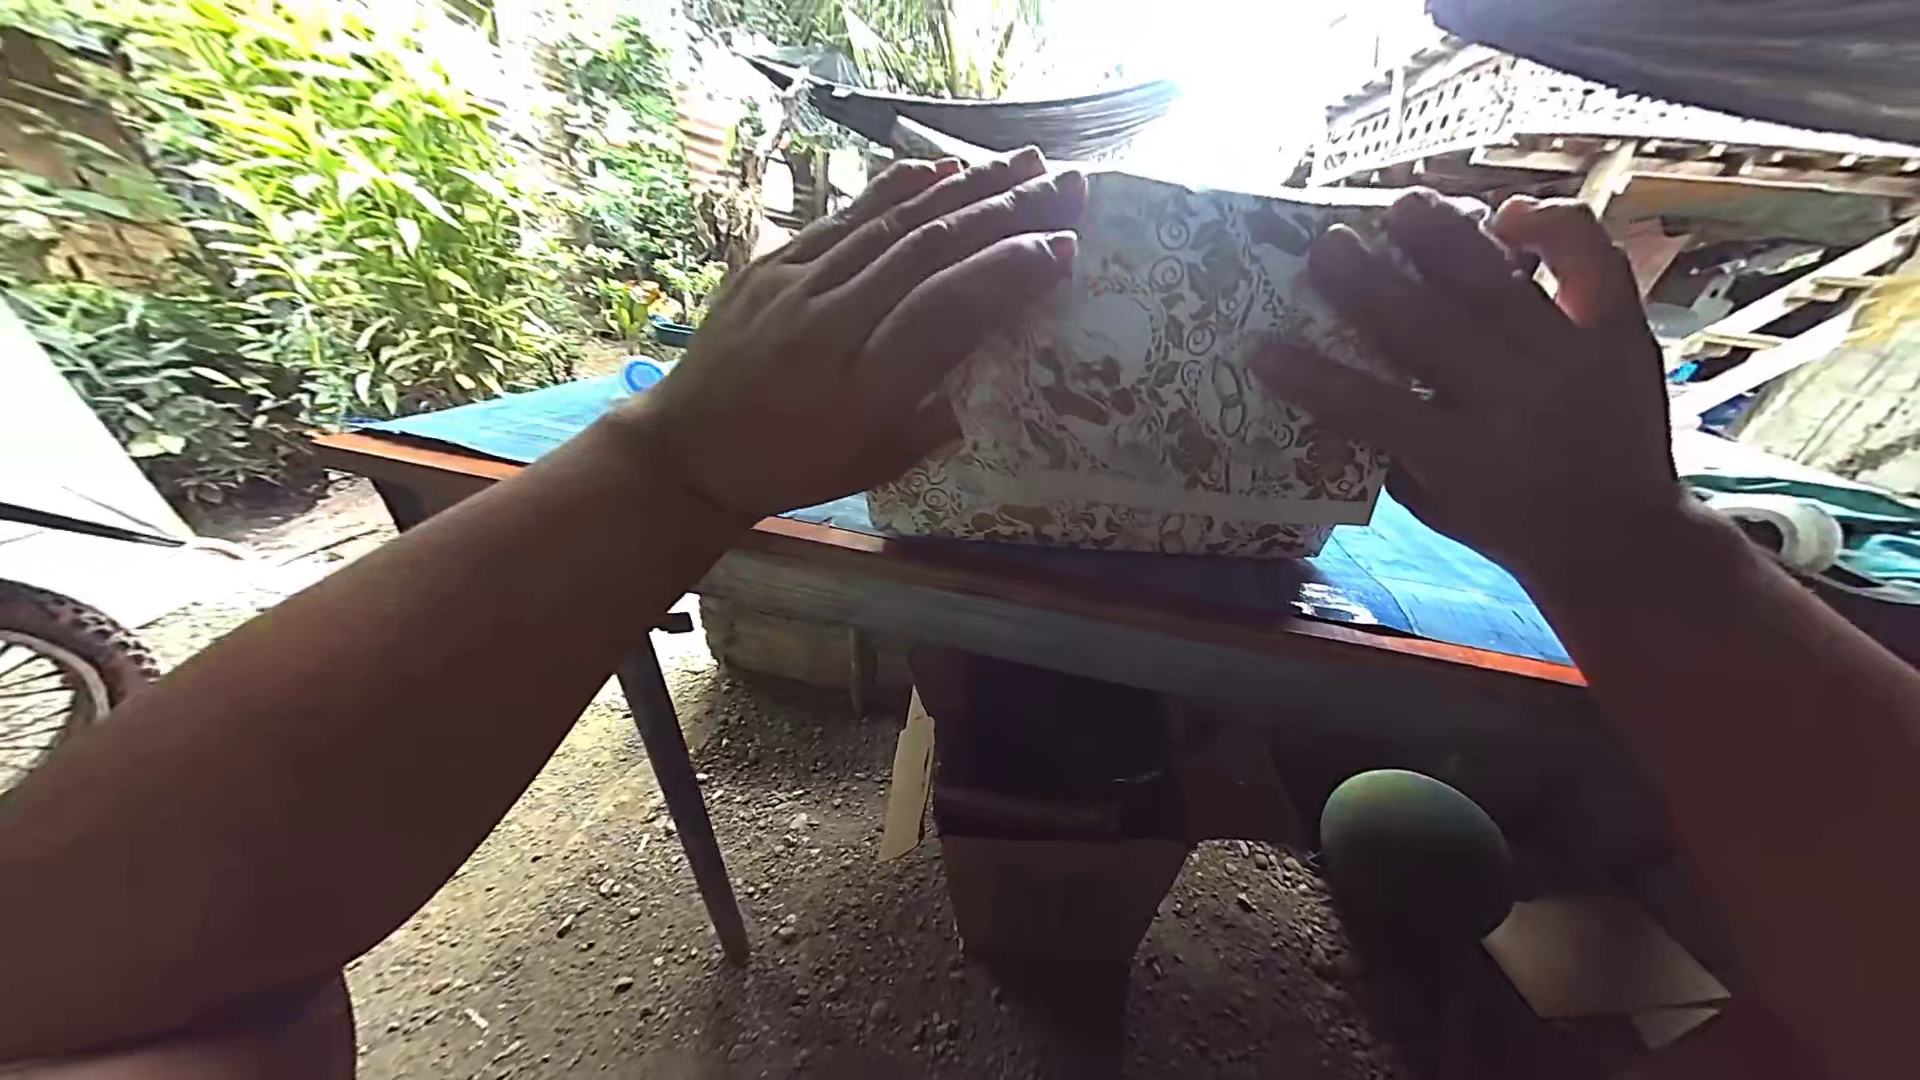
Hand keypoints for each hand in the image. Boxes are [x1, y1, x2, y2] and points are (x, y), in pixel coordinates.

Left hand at [627, 149, 1085, 521]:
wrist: (694, 448)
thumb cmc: (797, 468)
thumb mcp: (877, 463)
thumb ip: (940, 417)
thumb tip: (998, 369)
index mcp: (863, 388)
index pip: (946, 309)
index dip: (1008, 271)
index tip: (1062, 247)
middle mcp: (830, 325)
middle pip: (929, 250)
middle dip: (1007, 210)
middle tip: (1068, 184)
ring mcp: (794, 286)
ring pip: (894, 223)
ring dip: (967, 187)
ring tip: (1025, 163)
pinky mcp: (771, 264)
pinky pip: (846, 218)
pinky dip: (899, 190)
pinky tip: (942, 170)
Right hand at [1250, 192, 1682, 582]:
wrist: (1619, 535)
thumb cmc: (1499, 522)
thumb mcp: (1425, 500)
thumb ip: (1385, 444)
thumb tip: (1341, 388)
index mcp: (1457, 453)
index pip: (1366, 404)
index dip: (1308, 376)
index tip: (1260, 349)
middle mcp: (1513, 398)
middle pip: (1426, 329)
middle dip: (1368, 284)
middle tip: (1327, 244)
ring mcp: (1572, 360)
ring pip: (1497, 286)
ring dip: (1444, 240)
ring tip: (1404, 203)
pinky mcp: (1620, 335)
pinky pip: (1592, 266)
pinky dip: (1556, 230)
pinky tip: (1512, 214)